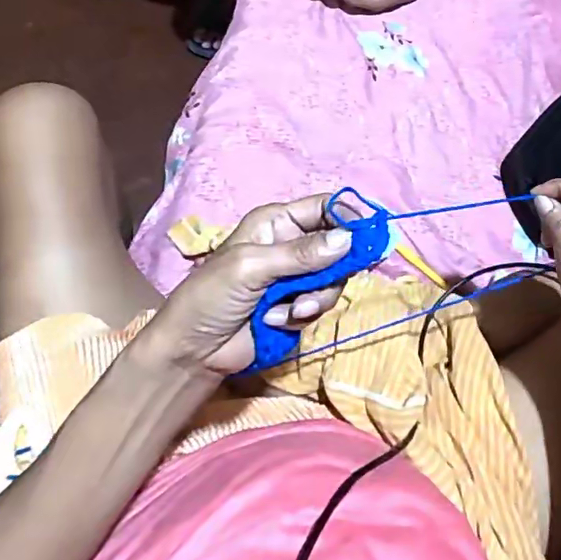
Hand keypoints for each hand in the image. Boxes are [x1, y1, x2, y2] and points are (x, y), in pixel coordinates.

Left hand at [140, 193, 349, 376]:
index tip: (370, 233)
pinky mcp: (297, 305)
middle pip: (338, 244)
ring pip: (334, 278)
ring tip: (293, 311)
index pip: (324, 208)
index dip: (349, 216)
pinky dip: (305, 314)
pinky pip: (321, 303)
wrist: (190, 351)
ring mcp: (296, 277)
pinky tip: (279, 320)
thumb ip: (301, 254)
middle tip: (332, 280)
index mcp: (276, 222)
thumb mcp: (252, 267)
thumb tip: (348, 239)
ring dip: (317, 296)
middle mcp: (291, 244)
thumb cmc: (210, 296)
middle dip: (336, 266)